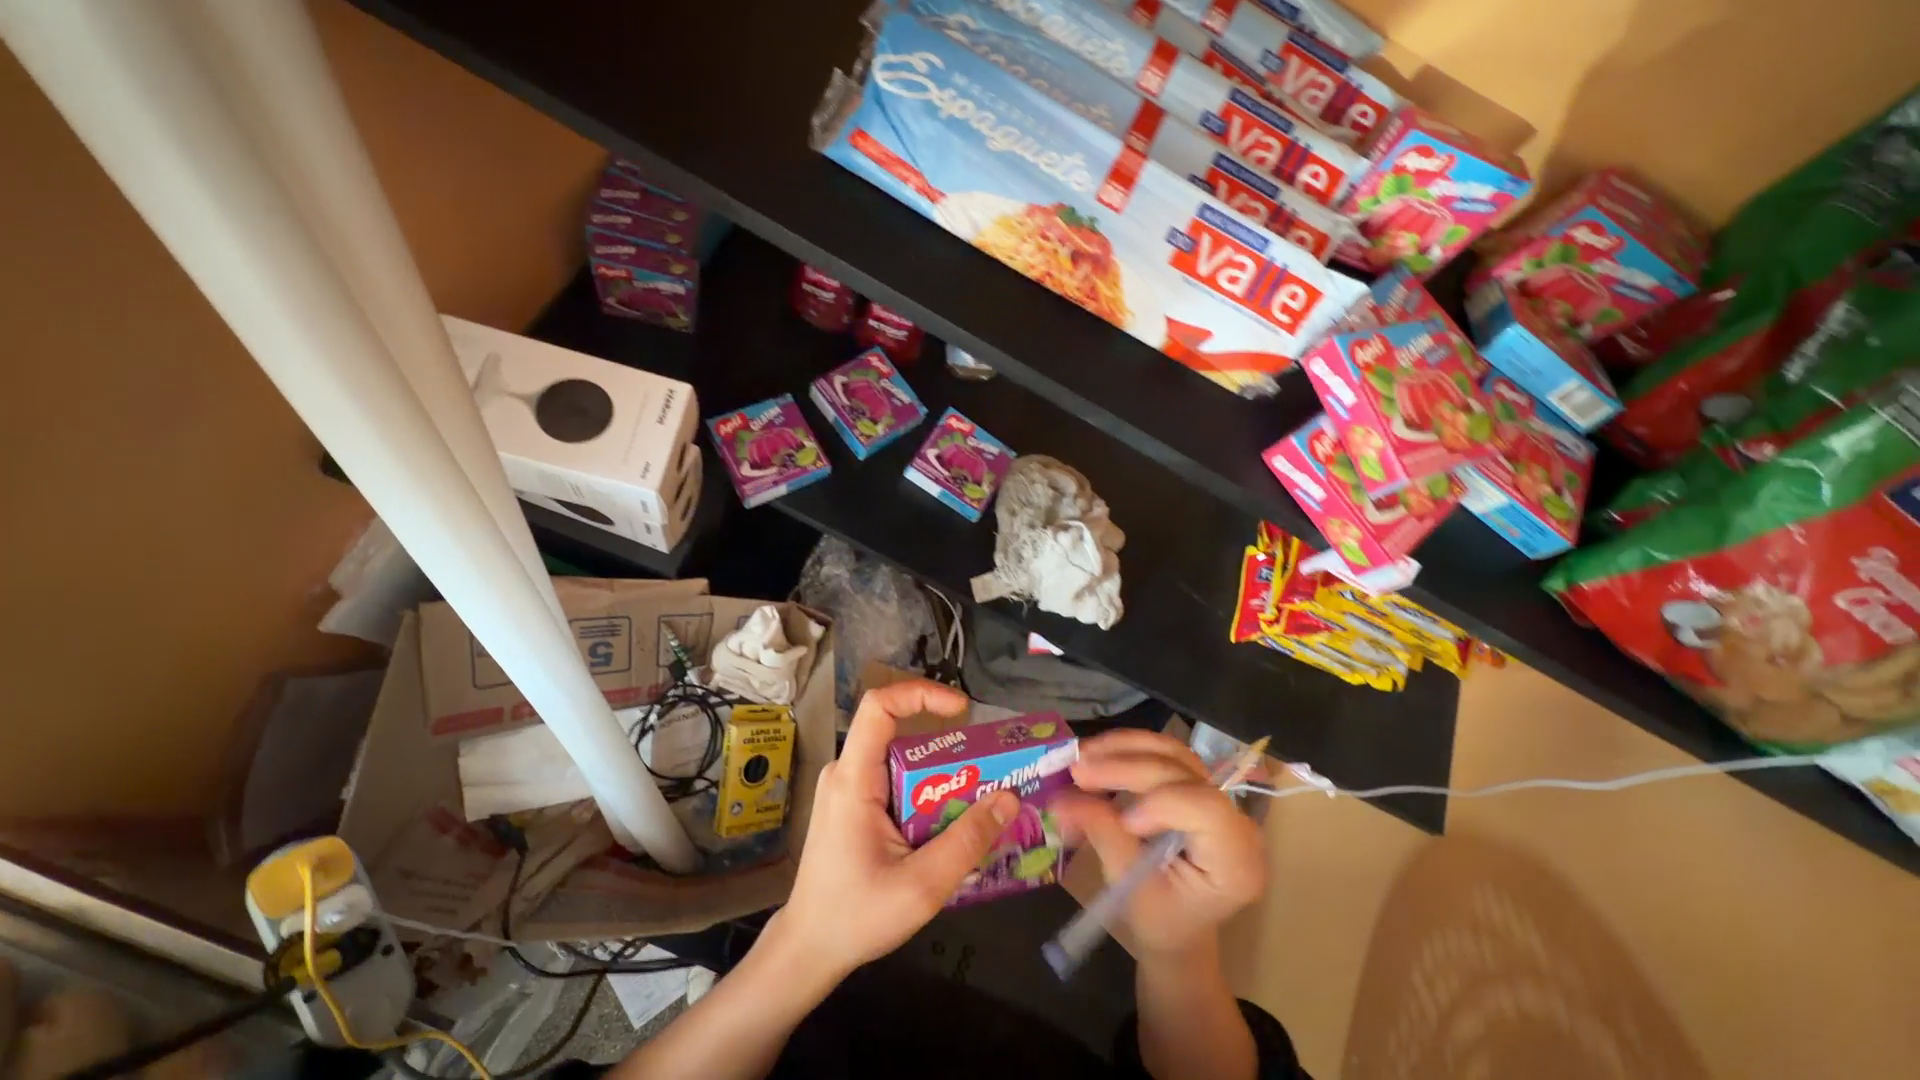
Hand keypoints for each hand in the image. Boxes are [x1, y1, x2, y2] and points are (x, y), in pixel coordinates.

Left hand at [770, 680, 1016, 978]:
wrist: (809, 949)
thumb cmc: (856, 916)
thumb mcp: (922, 885)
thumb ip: (966, 841)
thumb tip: (1009, 798)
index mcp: (853, 781)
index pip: (878, 707)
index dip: (920, 694)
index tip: (962, 710)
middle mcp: (846, 775)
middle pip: (900, 736)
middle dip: (949, 750)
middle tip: (991, 773)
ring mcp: (847, 792)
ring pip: (902, 764)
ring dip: (942, 778)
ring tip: (981, 804)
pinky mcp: (853, 809)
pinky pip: (896, 785)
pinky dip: (928, 797)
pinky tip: (952, 828)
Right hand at [1053, 730, 1265, 958]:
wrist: (1176, 928)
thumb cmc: (1161, 922)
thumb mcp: (1131, 890)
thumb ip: (1104, 837)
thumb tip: (1061, 800)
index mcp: (1235, 862)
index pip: (1207, 809)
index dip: (1162, 802)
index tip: (1124, 823)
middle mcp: (1237, 822)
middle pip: (1184, 774)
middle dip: (1127, 767)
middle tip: (1077, 772)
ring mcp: (1219, 799)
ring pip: (1174, 753)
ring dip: (1126, 748)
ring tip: (1082, 755)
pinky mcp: (1196, 786)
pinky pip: (1166, 754)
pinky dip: (1130, 749)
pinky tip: (1099, 754)